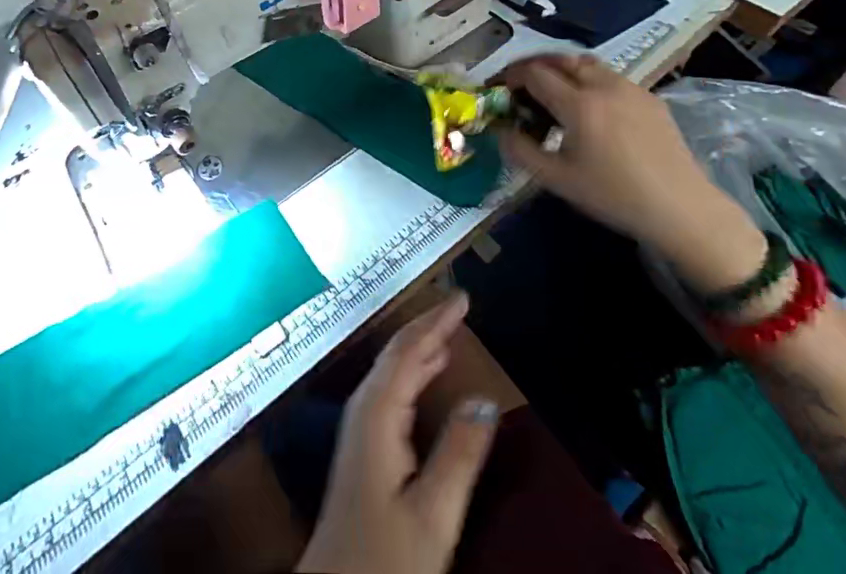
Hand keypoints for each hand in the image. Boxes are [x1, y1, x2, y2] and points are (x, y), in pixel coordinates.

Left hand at [297, 293, 498, 573]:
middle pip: (395, 355)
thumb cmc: (385, 557)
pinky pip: (391, 390)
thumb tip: (485, 399)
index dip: (435, 321)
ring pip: (391, 371)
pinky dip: (413, 371)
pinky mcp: (364, 448)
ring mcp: (360, 430)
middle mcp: (364, 412)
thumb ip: (459, 454)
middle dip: (427, 326)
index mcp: (377, 416)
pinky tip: (428, 374)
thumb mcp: (433, 513)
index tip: (463, 298)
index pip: (408, 352)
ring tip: (450, 329)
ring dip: (421, 345)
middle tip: (460, 305)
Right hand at [497, 54, 766, 293]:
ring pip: (589, 64)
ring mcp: (631, 88)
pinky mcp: (650, 97)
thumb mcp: (558, 180)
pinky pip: (611, 77)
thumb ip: (522, 151)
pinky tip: (591, 108)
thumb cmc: (612, 195)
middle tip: (522, 82)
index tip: (501, 87)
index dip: (513, 75)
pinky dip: (590, 80)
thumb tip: (502, 131)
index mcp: (578, 104)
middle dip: (536, 65)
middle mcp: (604, 85)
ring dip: (565, 69)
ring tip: (554, 91)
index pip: (536, 74)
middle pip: (562, 59)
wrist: (679, 205)